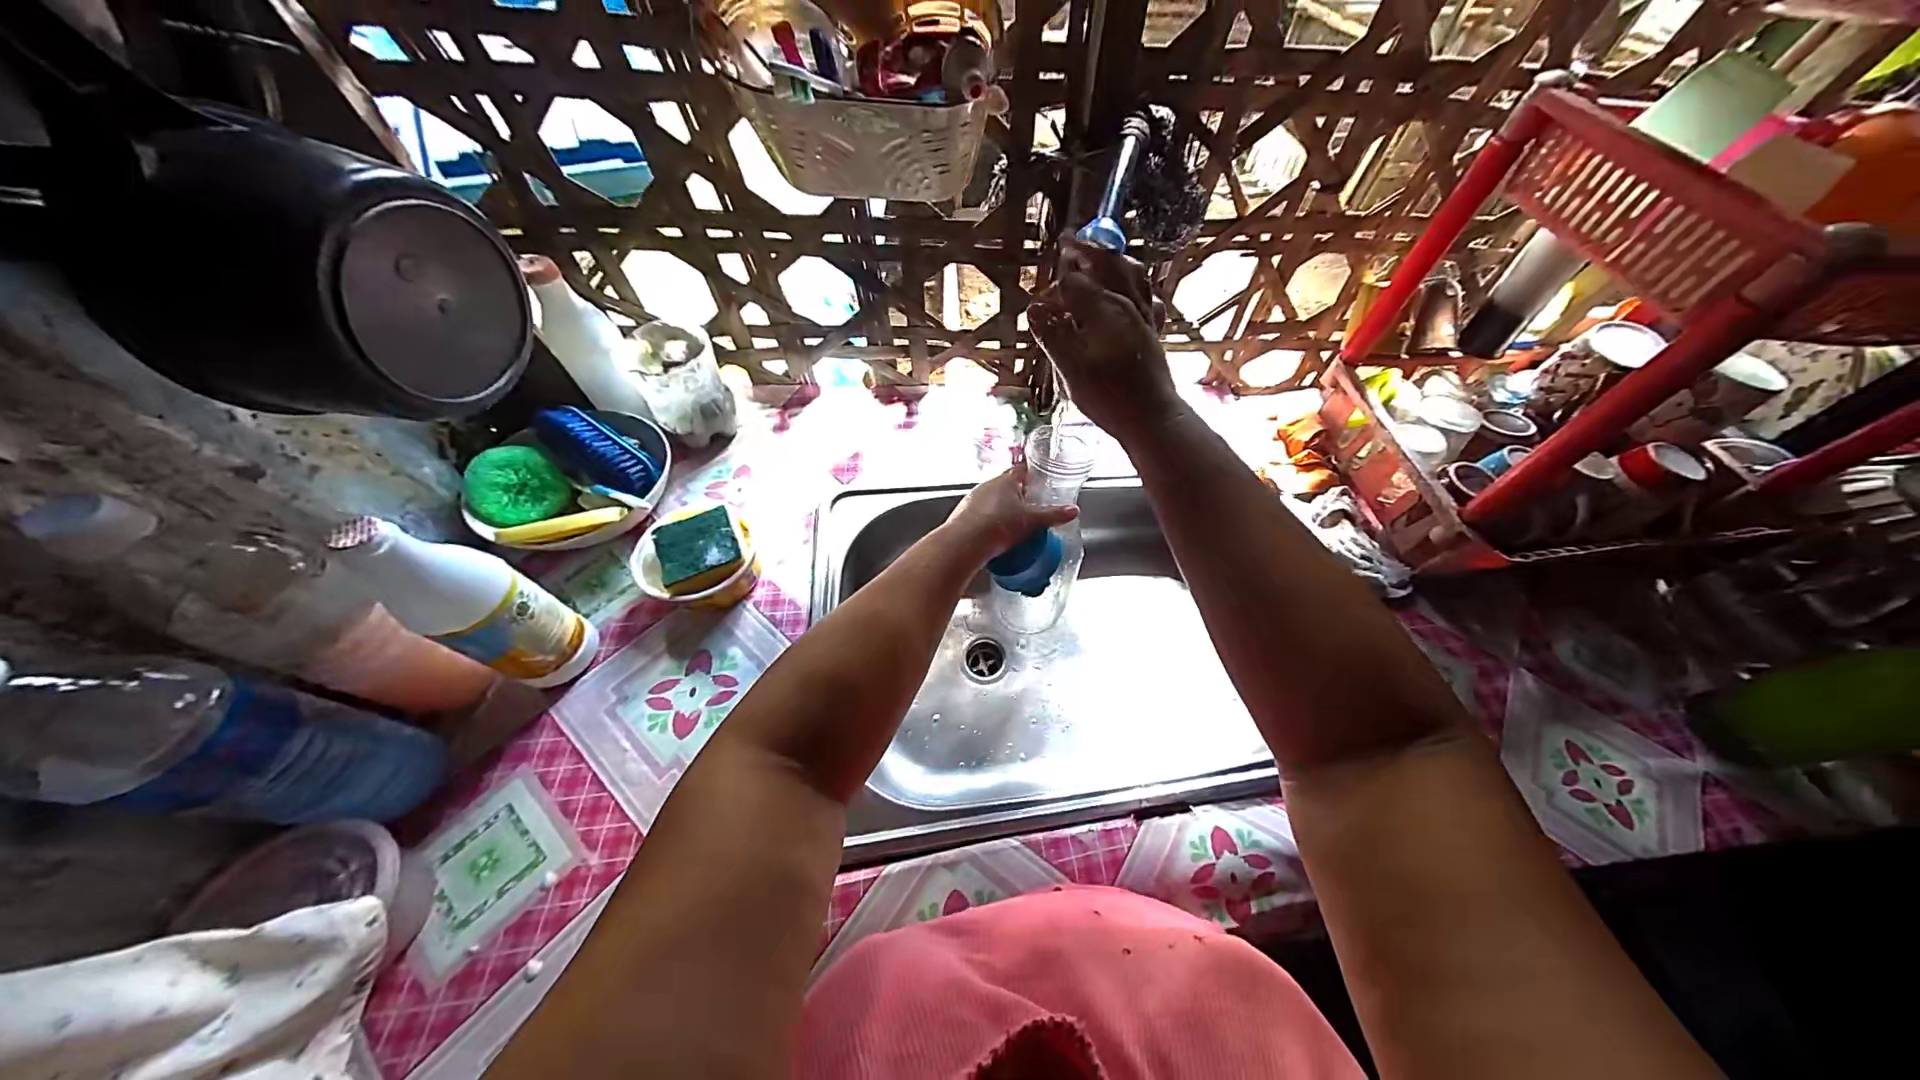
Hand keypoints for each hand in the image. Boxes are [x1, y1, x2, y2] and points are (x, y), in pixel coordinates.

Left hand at [944, 466, 1078, 557]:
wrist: (965, 544)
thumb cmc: (998, 526)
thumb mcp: (1032, 521)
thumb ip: (1053, 515)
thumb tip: (1072, 511)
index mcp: (1006, 480)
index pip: (1022, 469)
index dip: (1033, 473)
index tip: (1041, 478)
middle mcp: (987, 485)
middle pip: (1008, 485)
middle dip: (1020, 495)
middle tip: (1032, 507)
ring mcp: (973, 499)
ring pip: (993, 499)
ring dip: (1003, 508)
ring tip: (1015, 523)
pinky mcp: (964, 514)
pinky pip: (982, 513)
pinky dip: (990, 520)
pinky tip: (996, 533)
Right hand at [1028, 237, 1184, 441]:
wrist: (1150, 417)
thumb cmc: (1108, 395)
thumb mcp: (1069, 368)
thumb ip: (1051, 335)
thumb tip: (1034, 310)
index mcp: (1103, 309)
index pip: (1072, 284)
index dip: (1052, 292)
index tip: (1039, 307)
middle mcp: (1126, 305)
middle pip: (1107, 264)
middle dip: (1086, 251)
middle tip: (1068, 243)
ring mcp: (1143, 317)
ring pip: (1132, 273)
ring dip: (1114, 260)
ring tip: (1101, 256)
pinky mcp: (1152, 332)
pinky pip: (1148, 297)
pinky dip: (1136, 286)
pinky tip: (1131, 292)